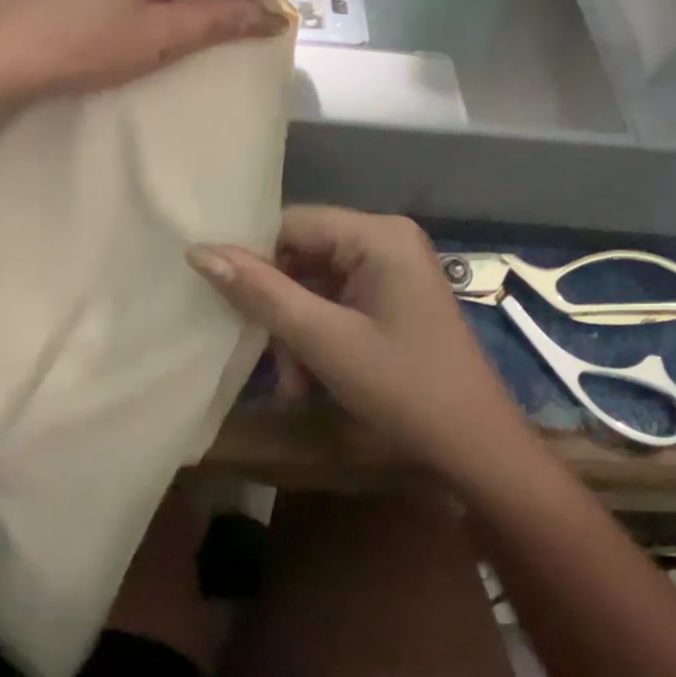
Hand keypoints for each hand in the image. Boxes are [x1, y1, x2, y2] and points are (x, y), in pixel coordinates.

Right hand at [185, 206, 527, 466]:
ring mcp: (390, 273)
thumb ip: (261, 293)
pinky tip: (307, 383)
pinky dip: (314, 340)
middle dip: (276, 308)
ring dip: (292, 333)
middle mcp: (385, 242)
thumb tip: (198, 251)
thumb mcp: (325, 341)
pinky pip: (334, 306)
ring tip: (291, 384)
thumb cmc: (405, 390)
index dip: (250, 257)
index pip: (290, 224)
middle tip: (259, 353)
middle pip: (300, 256)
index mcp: (378, 236)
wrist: (477, 452)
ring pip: (312, 286)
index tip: (215, 296)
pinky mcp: (390, 303)